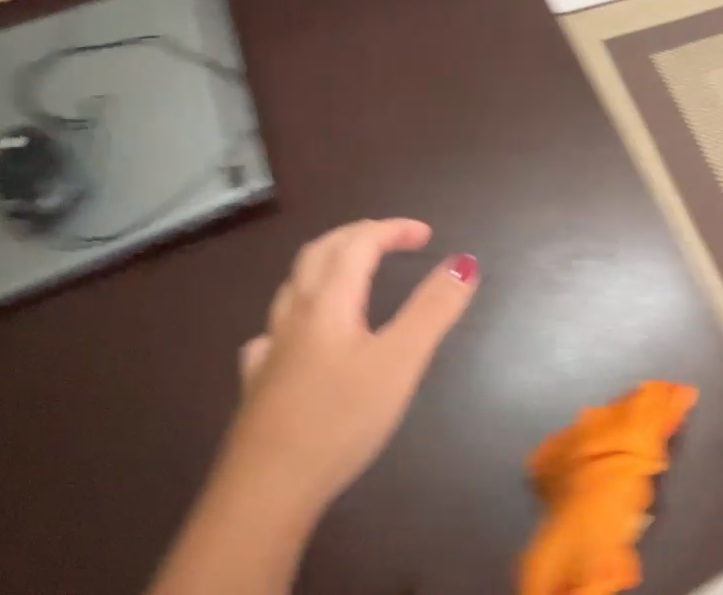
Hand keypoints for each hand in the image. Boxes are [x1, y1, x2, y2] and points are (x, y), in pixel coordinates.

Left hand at [221, 219, 479, 515]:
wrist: (265, 492)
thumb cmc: (339, 420)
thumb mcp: (400, 362)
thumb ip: (433, 310)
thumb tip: (464, 262)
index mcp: (328, 303)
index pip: (358, 244)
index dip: (392, 230)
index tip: (426, 234)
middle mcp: (294, 317)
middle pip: (318, 255)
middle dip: (356, 236)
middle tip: (390, 239)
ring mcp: (270, 352)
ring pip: (292, 289)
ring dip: (324, 267)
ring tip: (350, 275)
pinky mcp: (258, 387)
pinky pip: (272, 335)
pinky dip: (295, 319)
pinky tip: (298, 341)